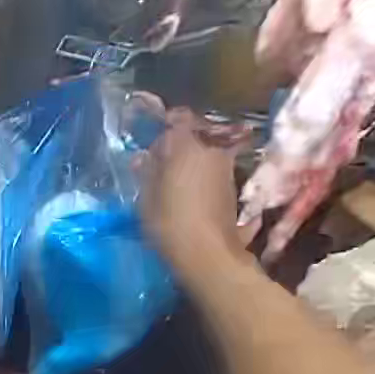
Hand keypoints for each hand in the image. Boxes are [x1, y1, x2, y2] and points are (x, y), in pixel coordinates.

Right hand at [140, 108, 255, 279]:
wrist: (208, 253)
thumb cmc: (169, 223)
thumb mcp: (146, 199)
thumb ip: (146, 173)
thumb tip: (143, 157)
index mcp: (188, 148)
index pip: (179, 120)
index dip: (165, 123)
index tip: (152, 135)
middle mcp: (212, 152)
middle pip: (194, 137)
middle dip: (177, 145)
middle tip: (156, 161)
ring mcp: (226, 170)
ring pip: (204, 154)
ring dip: (188, 161)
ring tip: (169, 179)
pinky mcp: (231, 188)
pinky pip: (211, 171)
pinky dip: (198, 176)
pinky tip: (185, 193)